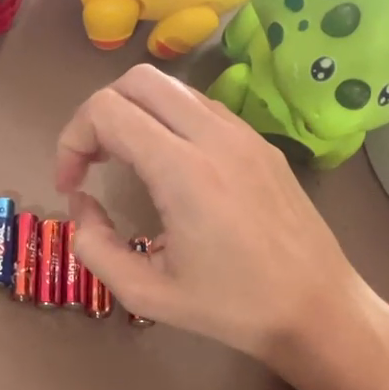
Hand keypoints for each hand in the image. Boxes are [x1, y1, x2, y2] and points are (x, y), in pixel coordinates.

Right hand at [54, 65, 388, 382]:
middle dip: (97, 115)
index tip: (70, 186)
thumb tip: (81, 204)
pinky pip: (199, 106)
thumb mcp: (144, 293)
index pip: (106, 112)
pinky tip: (164, 165)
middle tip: (91, 164)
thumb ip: (94, 246)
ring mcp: (243, 134)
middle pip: (136, 80)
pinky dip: (165, 120)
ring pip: (170, 86)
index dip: (71, 141)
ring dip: (132, 113)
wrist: (318, 308)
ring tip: (121, 162)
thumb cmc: (230, 308)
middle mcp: (214, 137)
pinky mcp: (260, 143)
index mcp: (183, 172)